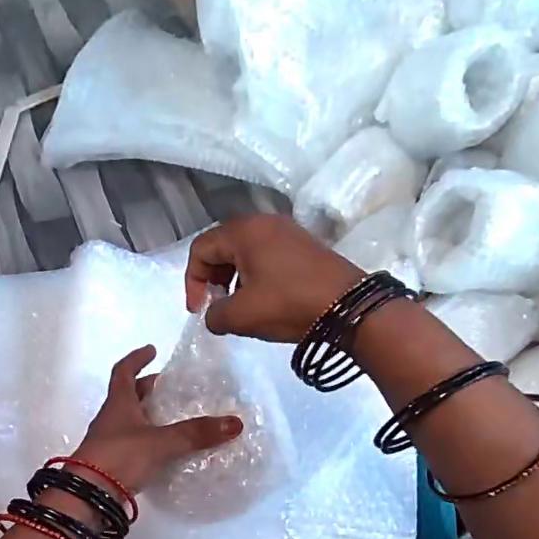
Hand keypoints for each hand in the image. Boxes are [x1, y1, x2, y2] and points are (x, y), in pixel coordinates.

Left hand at [70, 345, 242, 495]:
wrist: (88, 496)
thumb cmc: (120, 458)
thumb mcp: (161, 443)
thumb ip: (195, 434)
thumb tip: (234, 423)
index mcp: (118, 403)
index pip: (124, 372)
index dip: (137, 359)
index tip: (152, 350)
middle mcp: (110, 419)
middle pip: (128, 397)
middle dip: (148, 389)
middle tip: (170, 388)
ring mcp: (108, 443)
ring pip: (130, 422)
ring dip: (148, 417)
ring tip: (172, 419)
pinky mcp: (111, 466)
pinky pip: (132, 446)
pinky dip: (147, 442)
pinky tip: (163, 451)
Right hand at [184, 214, 365, 341]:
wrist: (347, 307)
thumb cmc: (288, 304)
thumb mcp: (241, 316)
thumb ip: (214, 315)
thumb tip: (214, 314)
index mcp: (244, 231)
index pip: (201, 249)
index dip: (192, 281)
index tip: (198, 310)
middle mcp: (264, 222)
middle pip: (222, 246)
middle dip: (213, 279)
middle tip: (217, 306)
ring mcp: (286, 231)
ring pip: (244, 252)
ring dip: (233, 279)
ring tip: (240, 307)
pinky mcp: (302, 246)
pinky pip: (266, 256)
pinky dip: (254, 276)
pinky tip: (264, 300)